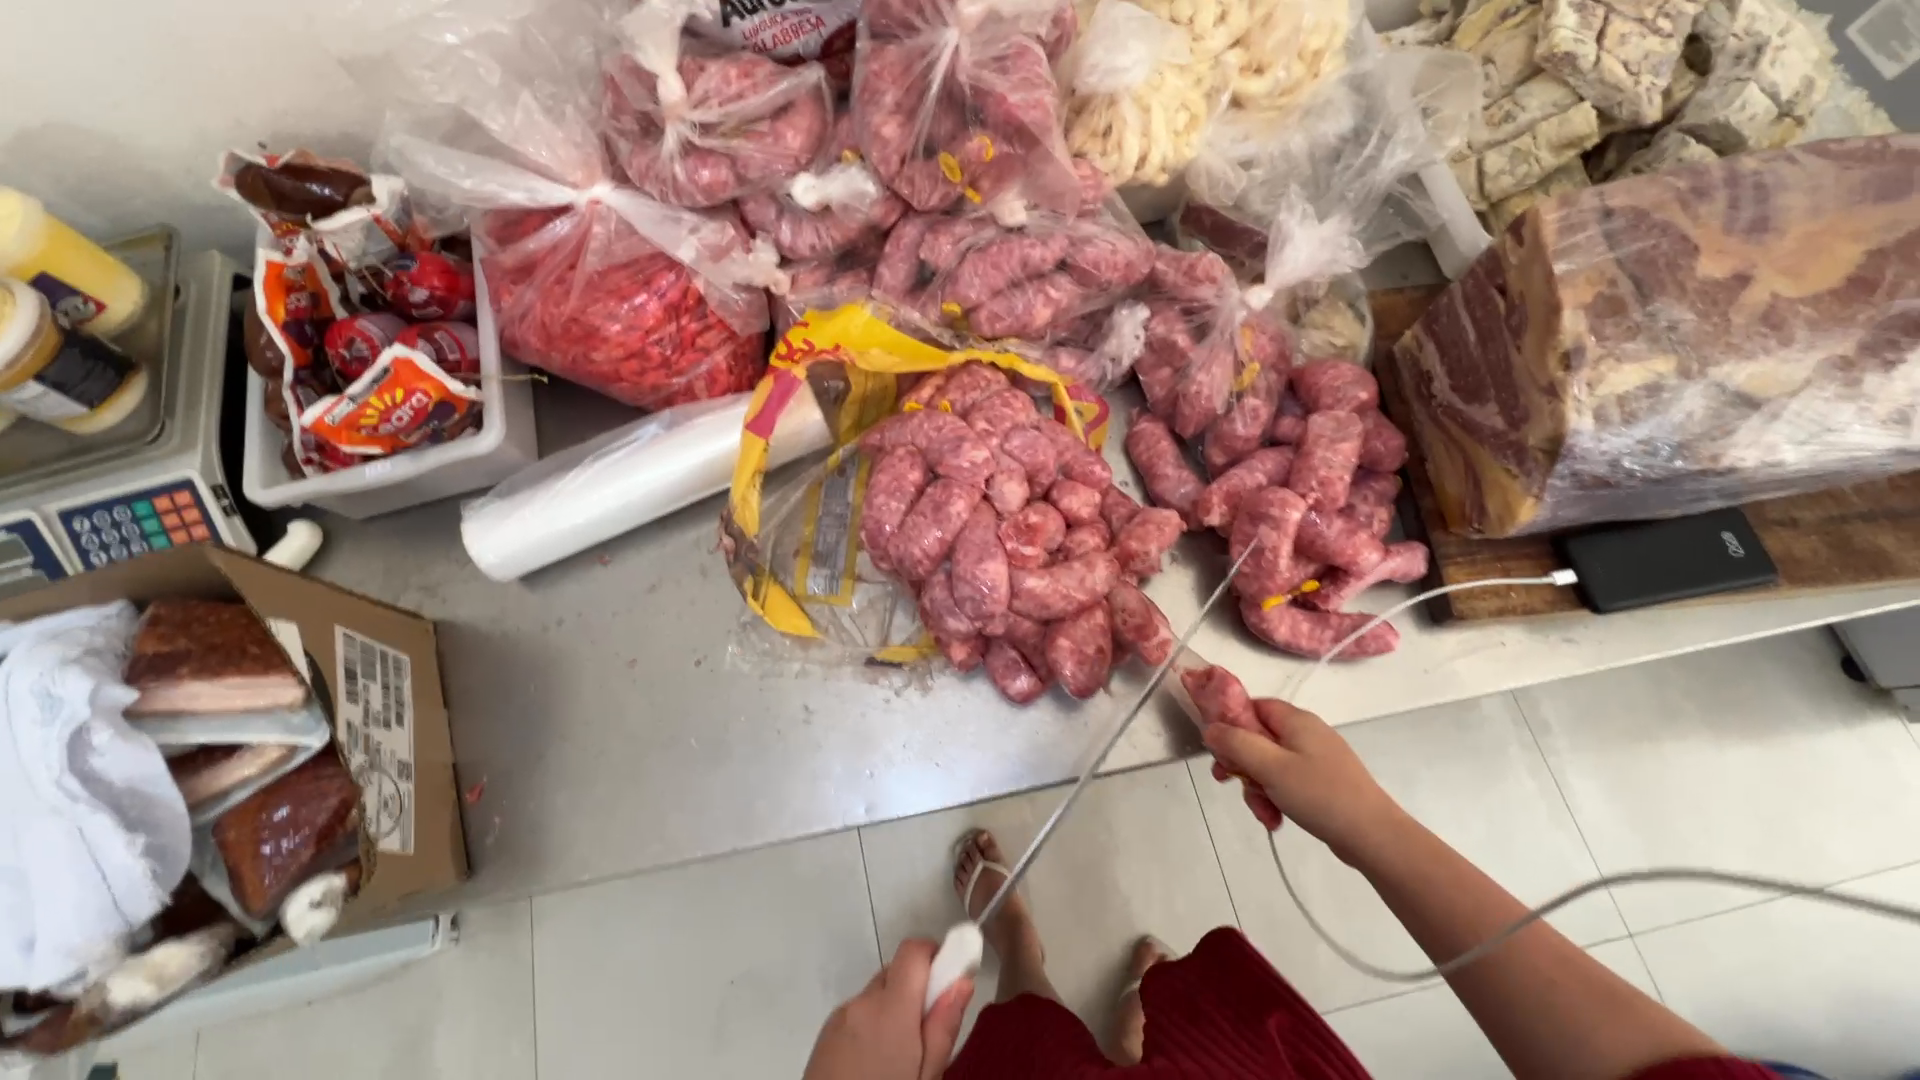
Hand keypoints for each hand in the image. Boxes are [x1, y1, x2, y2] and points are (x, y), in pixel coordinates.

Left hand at [802, 938, 973, 1079]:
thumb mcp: (926, 1077)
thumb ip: (943, 1027)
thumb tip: (962, 980)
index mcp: (890, 1009)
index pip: (913, 950)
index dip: (934, 956)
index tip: (949, 982)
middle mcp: (861, 1002)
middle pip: (896, 972)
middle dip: (916, 991)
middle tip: (926, 1033)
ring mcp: (839, 1016)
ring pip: (877, 994)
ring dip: (893, 1009)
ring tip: (898, 1057)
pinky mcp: (824, 1032)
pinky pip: (858, 1012)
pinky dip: (871, 1024)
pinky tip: (873, 1063)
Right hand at [1203, 698, 1408, 864]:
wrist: (1373, 835)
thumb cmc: (1319, 794)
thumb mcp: (1270, 767)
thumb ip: (1236, 743)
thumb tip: (1210, 728)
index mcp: (1296, 720)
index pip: (1252, 706)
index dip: (1230, 723)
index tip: (1217, 749)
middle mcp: (1306, 733)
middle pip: (1257, 738)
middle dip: (1241, 764)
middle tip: (1230, 782)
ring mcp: (1315, 758)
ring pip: (1269, 764)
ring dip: (1257, 787)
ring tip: (1264, 812)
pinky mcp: (1322, 781)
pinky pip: (1286, 781)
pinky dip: (1275, 797)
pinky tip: (1276, 818)